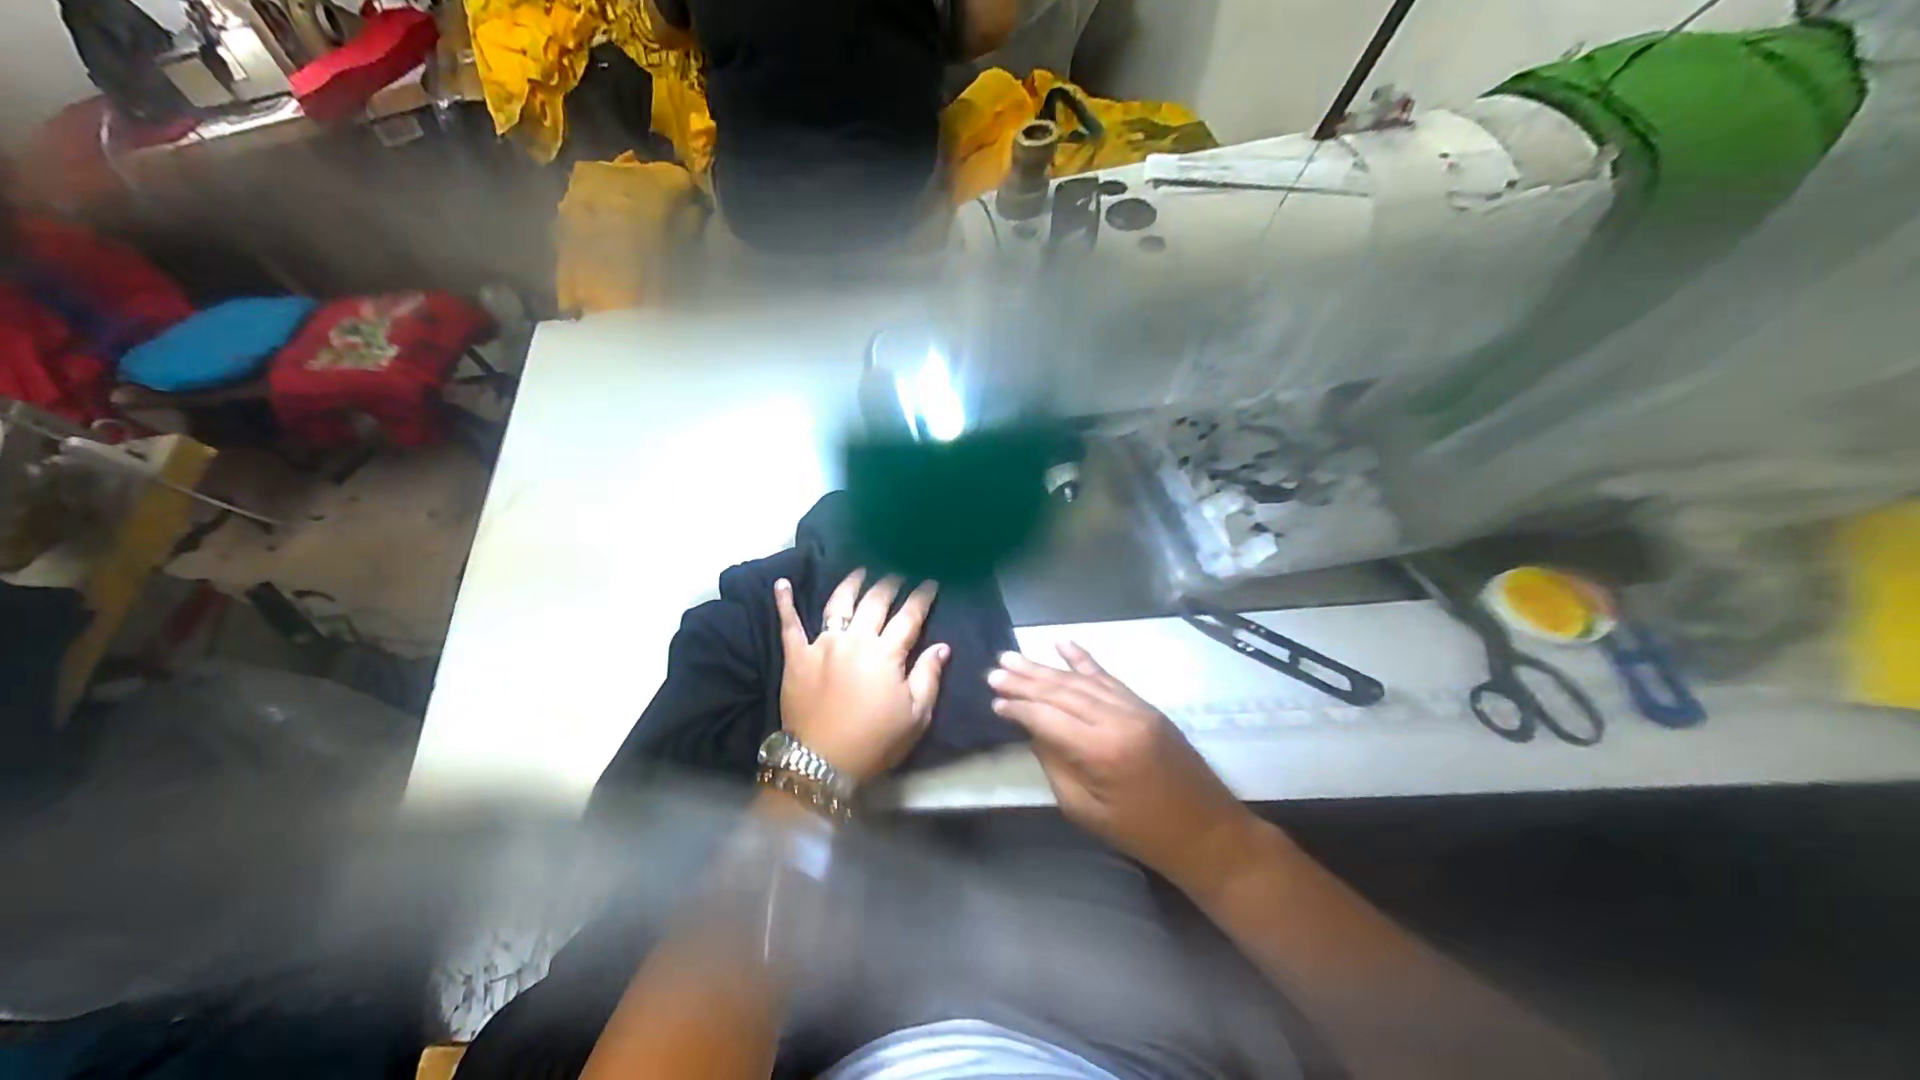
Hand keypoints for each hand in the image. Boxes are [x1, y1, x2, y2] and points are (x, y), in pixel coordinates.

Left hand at [775, 570, 947, 784]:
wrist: (822, 763)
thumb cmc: (876, 741)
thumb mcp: (916, 715)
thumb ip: (929, 676)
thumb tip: (942, 646)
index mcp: (886, 653)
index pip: (909, 616)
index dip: (921, 597)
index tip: (930, 582)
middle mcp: (855, 639)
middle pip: (875, 602)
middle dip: (890, 583)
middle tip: (898, 572)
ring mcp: (822, 644)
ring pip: (838, 604)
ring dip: (851, 583)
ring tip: (861, 571)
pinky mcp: (796, 656)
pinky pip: (789, 624)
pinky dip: (784, 602)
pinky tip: (782, 583)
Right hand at [988, 643, 1257, 889]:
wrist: (1206, 831)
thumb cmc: (1140, 832)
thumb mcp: (1086, 810)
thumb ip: (1055, 765)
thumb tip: (1033, 730)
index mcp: (1101, 750)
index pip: (1047, 717)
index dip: (1018, 708)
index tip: (993, 701)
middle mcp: (1117, 719)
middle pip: (1061, 691)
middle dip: (1025, 680)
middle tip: (994, 670)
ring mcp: (1135, 708)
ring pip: (1081, 680)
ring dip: (1045, 668)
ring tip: (1014, 657)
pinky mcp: (1146, 706)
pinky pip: (1109, 677)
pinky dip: (1084, 660)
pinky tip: (1063, 645)